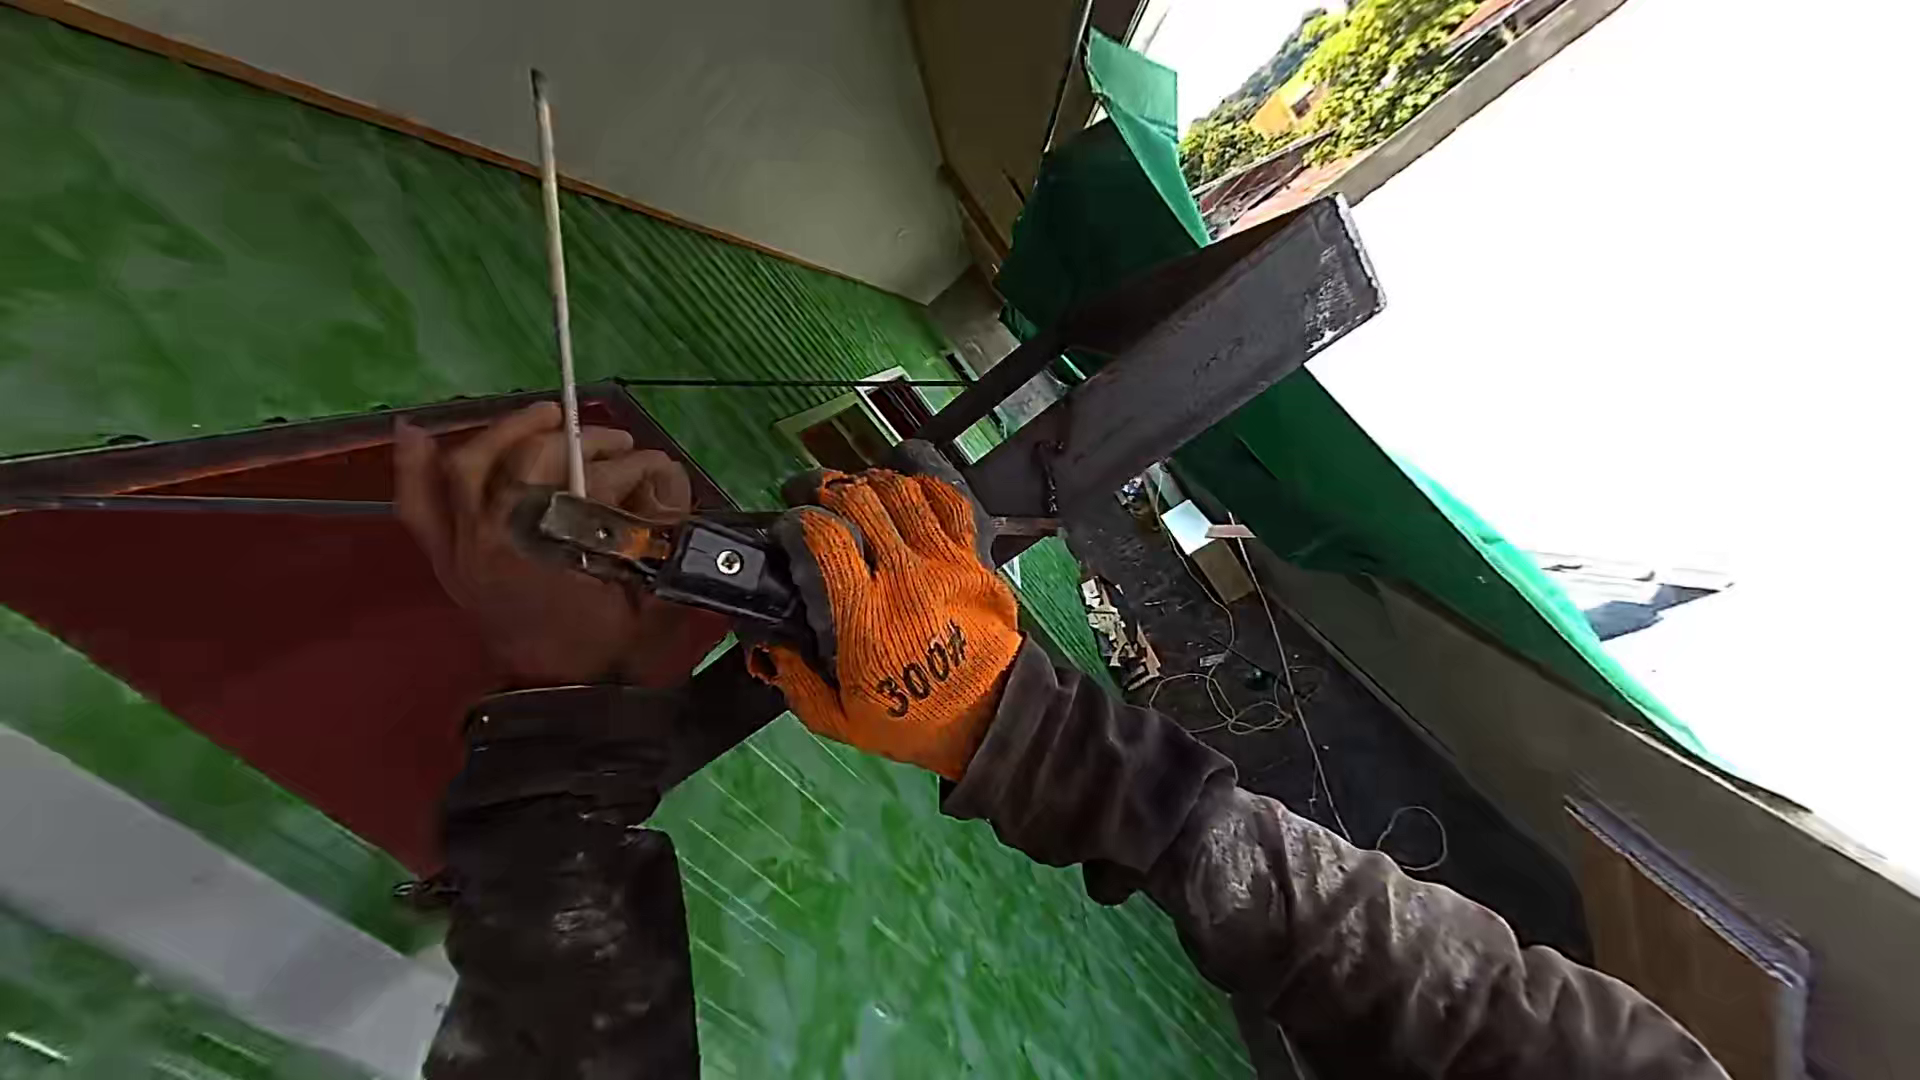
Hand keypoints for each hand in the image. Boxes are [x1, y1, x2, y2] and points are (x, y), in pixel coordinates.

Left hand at [394, 402, 730, 687]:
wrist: (566, 697)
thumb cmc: (615, 652)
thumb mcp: (656, 598)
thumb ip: (666, 542)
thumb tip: (667, 482)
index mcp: (552, 555)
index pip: (586, 483)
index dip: (626, 465)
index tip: (654, 462)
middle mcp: (496, 543)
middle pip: (525, 463)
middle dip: (576, 439)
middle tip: (610, 437)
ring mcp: (463, 551)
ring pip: (468, 469)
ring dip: (507, 432)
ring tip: (544, 414)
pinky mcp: (449, 563)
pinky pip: (419, 507)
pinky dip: (414, 467)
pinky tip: (418, 431)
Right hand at [749, 443, 1020, 778]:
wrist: (991, 718)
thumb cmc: (919, 720)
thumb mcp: (839, 719)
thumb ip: (794, 680)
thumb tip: (770, 642)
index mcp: (866, 619)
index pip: (824, 538)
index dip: (796, 521)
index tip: (788, 526)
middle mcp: (906, 580)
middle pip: (859, 501)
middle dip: (826, 489)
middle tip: (815, 499)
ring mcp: (946, 564)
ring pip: (902, 492)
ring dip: (870, 482)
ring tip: (856, 490)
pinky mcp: (974, 560)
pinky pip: (950, 502)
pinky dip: (925, 485)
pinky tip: (908, 489)